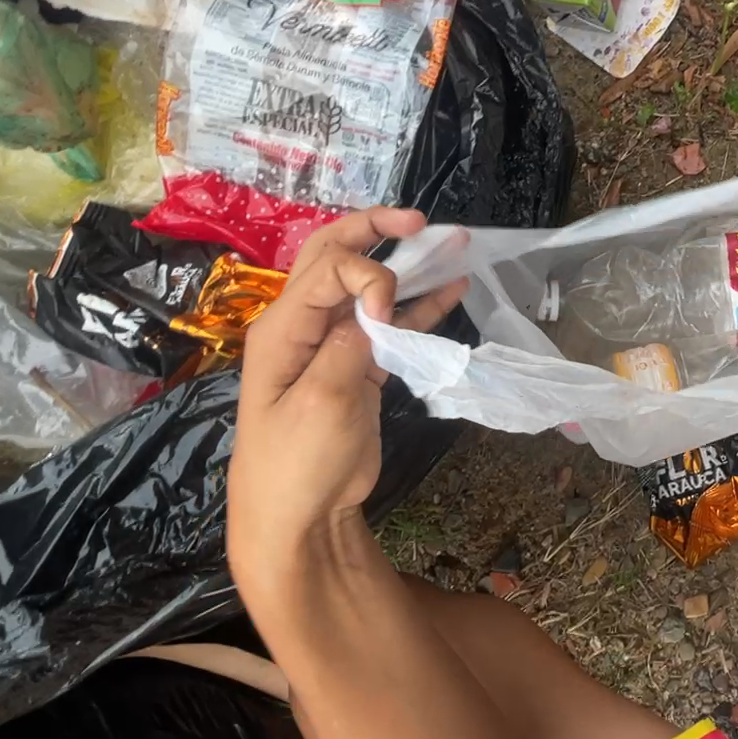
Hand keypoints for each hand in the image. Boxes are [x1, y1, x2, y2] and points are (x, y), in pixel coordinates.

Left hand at [228, 208, 466, 590]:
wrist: (300, 518)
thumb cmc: (297, 463)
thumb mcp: (321, 403)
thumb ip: (349, 344)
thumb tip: (377, 308)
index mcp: (283, 327)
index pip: (329, 267)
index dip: (369, 275)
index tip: (387, 316)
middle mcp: (306, 324)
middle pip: (336, 256)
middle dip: (376, 229)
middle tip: (420, 220)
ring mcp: (335, 344)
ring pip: (369, 286)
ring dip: (408, 263)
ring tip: (451, 242)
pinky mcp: (362, 365)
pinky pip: (394, 323)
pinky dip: (422, 305)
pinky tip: (453, 289)